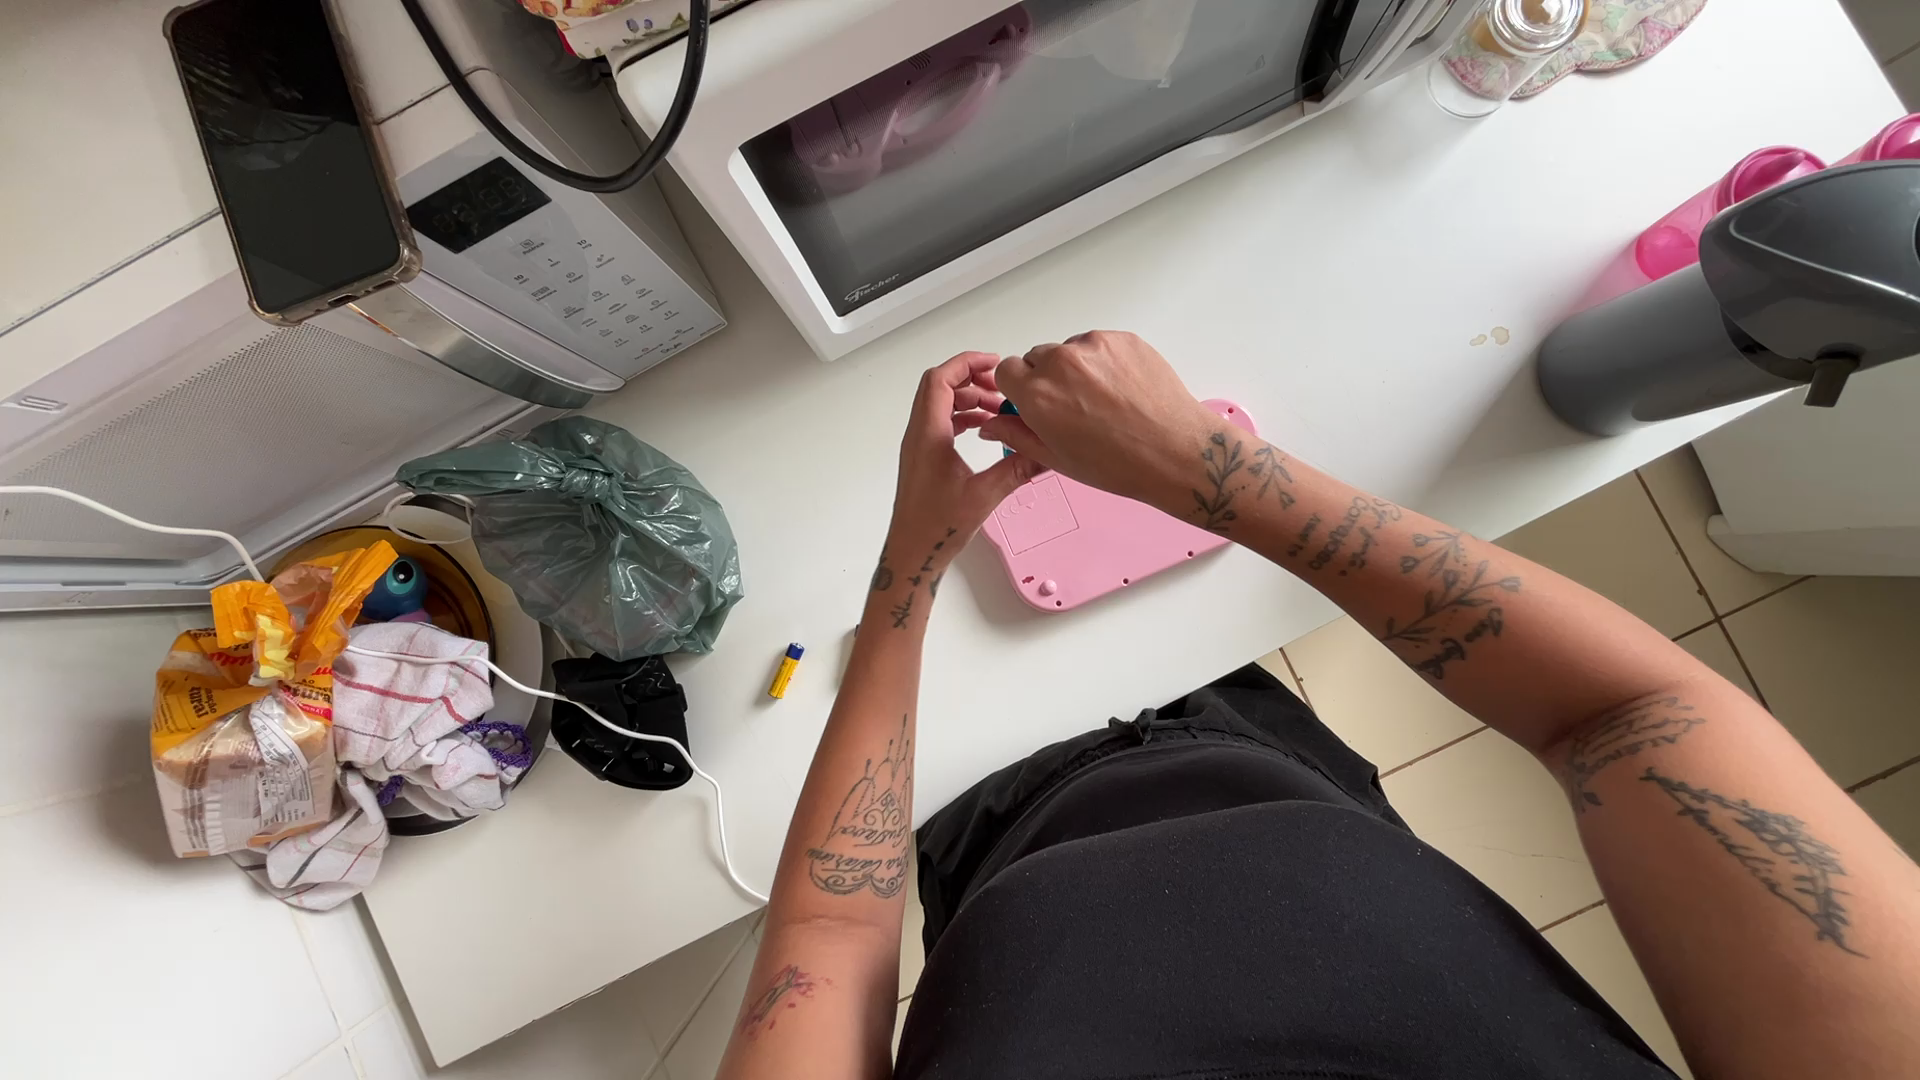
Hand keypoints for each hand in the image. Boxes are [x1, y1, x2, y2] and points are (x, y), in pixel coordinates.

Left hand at [884, 352, 1039, 577]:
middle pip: (940, 387)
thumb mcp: (984, 495)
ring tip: (1000, 410)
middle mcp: (919, 435)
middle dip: (973, 380)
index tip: (995, 363)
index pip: (940, 380)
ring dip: (969, 400)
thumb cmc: (936, 527)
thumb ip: (1016, 468)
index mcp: (928, 434)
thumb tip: (1045, 452)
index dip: (967, 363)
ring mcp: (919, 447)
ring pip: (940, 406)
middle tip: (1003, 389)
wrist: (912, 553)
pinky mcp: (923, 459)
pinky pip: (941, 424)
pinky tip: (985, 430)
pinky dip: (963, 418)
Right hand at [981, 331, 1215, 511]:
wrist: (1174, 451)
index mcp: (1037, 395)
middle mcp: (1061, 363)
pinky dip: (1102, 363)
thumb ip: (1016, 435)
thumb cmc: (1117, 463)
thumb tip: (991, 425)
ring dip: (1075, 369)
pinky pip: (1098, 345)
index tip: (1033, 404)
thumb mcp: (1056, 458)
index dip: (1018, 390)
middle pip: (1036, 358)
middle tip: (1071, 407)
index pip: (1006, 371)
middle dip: (1046, 379)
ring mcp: (1094, 347)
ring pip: (1068, 350)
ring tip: (1101, 401)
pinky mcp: (1122, 338)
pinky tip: (1119, 391)